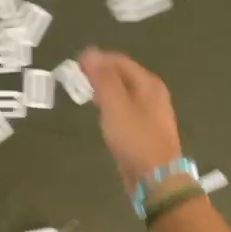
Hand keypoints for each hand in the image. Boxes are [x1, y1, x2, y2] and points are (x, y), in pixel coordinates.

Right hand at [81, 48, 182, 186]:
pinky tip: (102, 116)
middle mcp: (152, 95)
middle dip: (101, 74)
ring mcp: (150, 114)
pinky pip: (125, 111)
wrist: (155, 178)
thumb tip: (90, 53)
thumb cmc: (136, 140)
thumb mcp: (115, 106)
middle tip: (77, 79)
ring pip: (124, 94)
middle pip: (123, 76)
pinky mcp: (144, 131)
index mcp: (148, 84)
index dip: (98, 60)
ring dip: (105, 91)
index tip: (74, 64)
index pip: (120, 62)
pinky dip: (111, 107)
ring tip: (86, 94)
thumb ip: (103, 80)